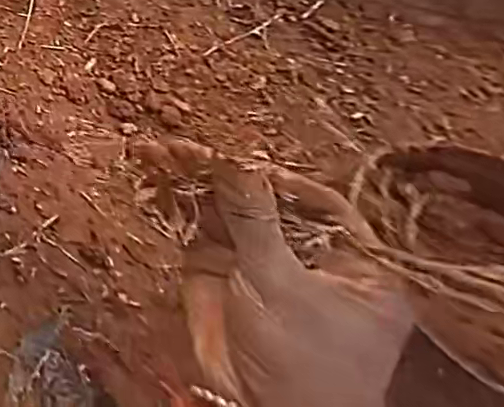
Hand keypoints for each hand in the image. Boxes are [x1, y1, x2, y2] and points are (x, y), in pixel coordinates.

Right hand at [144, 141, 414, 406]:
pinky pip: (195, 216)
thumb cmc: (301, 356)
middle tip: (182, 147)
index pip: (317, 202)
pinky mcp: (215, 258)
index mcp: (350, 263)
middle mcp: (303, 251)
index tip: (238, 157)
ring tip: (157, 151)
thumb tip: (235, 158)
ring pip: (222, 200)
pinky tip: (153, 170)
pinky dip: (172, 192)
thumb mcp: (279, 283)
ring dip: (188, 174)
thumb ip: (252, 217)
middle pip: (260, 195)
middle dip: (219, 169)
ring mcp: (256, 254)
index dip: (277, 176)